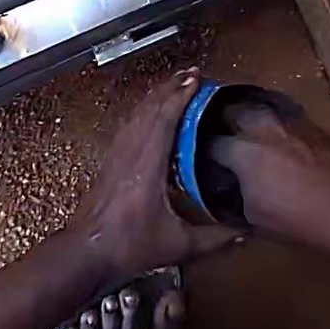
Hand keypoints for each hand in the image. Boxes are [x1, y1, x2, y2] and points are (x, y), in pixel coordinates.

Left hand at [72, 68, 241, 274]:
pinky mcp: (111, 160)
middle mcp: (131, 152)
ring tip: (176, 84)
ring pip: (138, 113)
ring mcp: (118, 154)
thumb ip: (214, 237)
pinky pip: (130, 124)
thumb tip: (243, 231)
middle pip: (150, 108)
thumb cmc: (129, 246)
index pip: (165, 118)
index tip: (196, 79)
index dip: (181, 95)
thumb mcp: (178, 245)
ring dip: (157, 95)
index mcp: (148, 165)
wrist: (86, 254)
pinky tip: (152, 110)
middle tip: (192, 74)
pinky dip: (145, 110)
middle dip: (171, 87)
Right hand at [207, 98, 329, 250]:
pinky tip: (276, 138)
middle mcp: (261, 127)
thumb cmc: (299, 218)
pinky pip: (282, 115)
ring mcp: (287, 120)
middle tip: (218, 133)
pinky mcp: (310, 122)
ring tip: (245, 131)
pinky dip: (273, 123)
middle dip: (221, 120)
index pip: (209, 143)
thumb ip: (236, 193)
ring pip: (258, 108)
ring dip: (248, 116)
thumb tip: (231, 186)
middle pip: (230, 111)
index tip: (199, 156)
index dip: (201, 150)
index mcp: (240, 151)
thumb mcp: (255, 215)